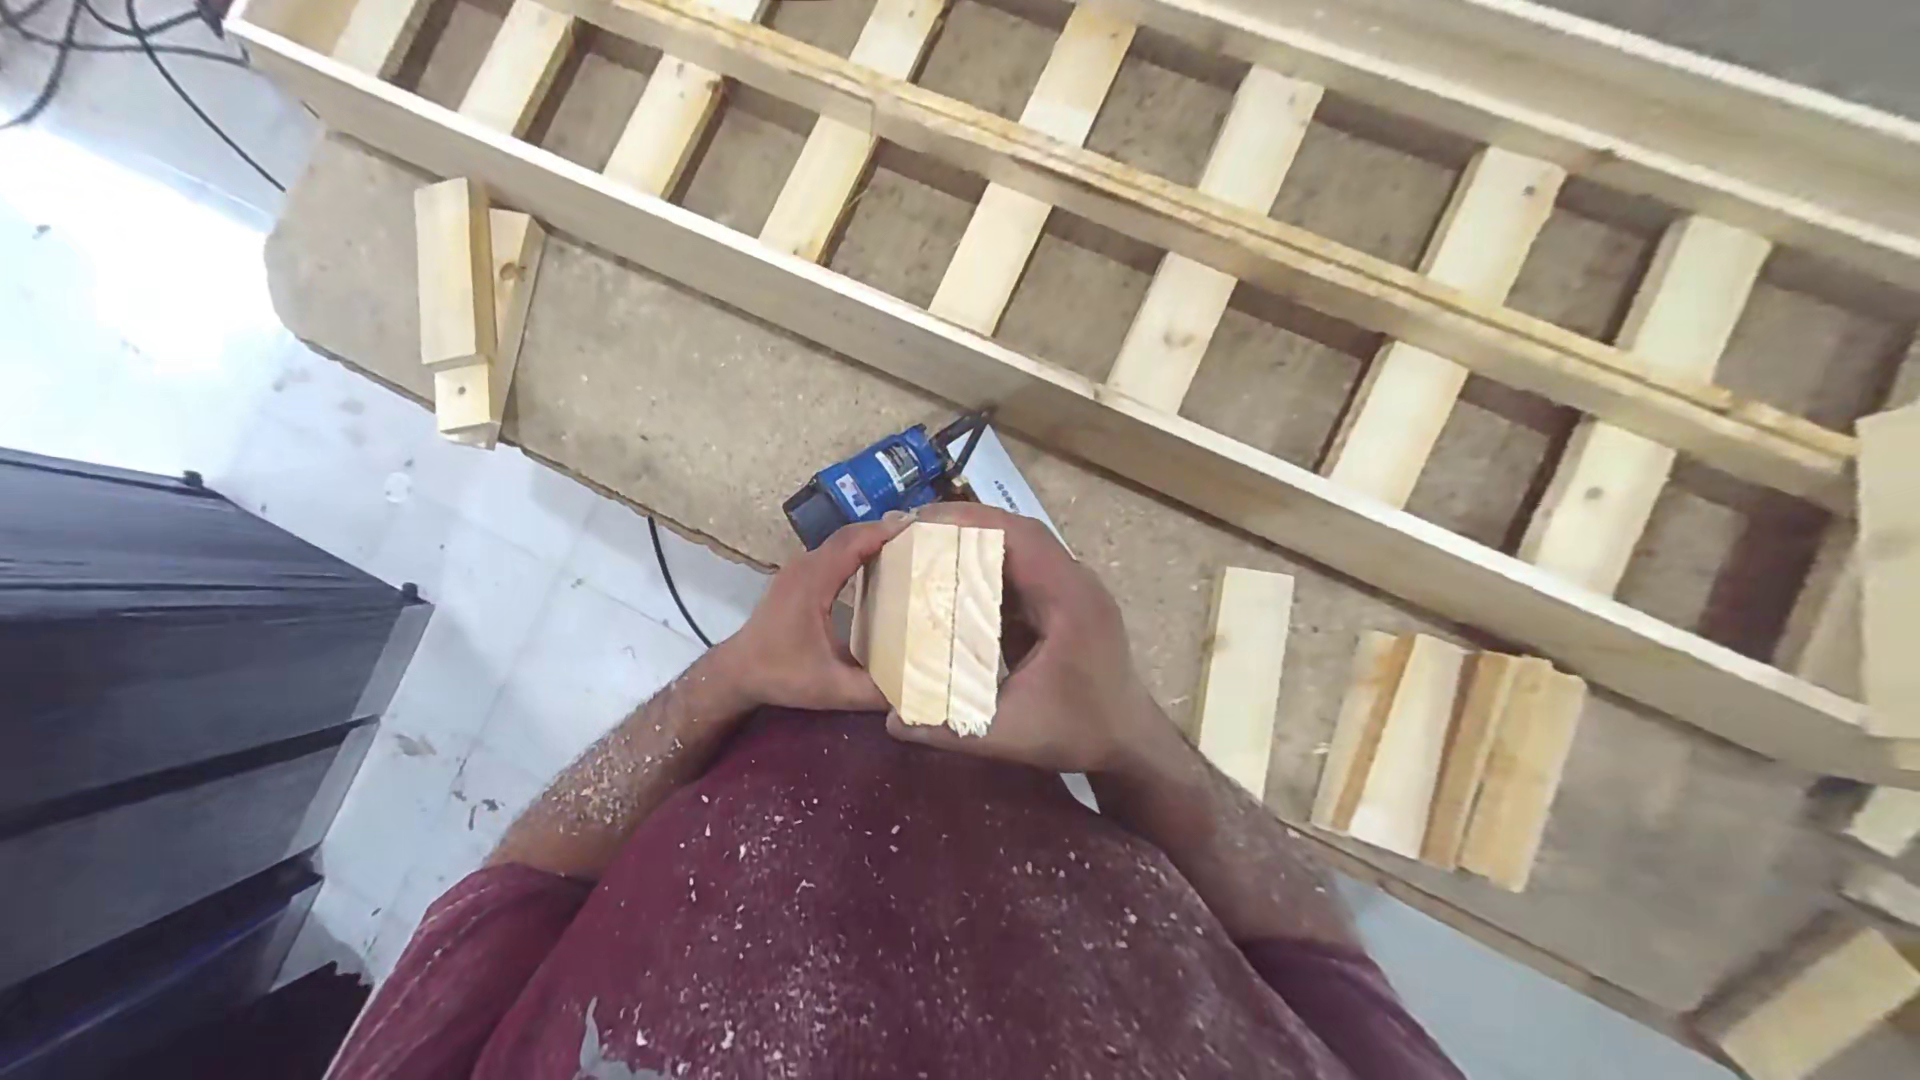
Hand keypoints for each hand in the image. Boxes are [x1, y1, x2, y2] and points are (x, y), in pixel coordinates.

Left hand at [706, 517, 909, 712]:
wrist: (738, 672)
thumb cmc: (781, 675)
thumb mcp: (832, 689)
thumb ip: (872, 691)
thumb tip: (913, 691)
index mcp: (813, 583)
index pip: (853, 543)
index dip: (885, 532)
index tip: (919, 529)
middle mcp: (806, 566)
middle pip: (851, 535)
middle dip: (887, 531)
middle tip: (924, 537)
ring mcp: (800, 568)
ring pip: (843, 541)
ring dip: (873, 539)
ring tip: (910, 546)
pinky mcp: (800, 575)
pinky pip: (835, 552)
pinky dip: (860, 549)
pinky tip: (880, 562)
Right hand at [883, 503, 1177, 774]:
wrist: (1128, 741)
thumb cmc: (1080, 732)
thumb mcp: (1013, 735)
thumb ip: (953, 730)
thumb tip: (894, 720)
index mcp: (1070, 600)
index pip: (1022, 537)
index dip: (971, 520)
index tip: (922, 520)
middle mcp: (1075, 583)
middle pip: (1019, 533)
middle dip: (966, 525)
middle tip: (913, 531)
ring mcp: (1072, 591)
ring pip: (1022, 548)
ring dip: (977, 543)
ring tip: (927, 547)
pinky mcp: (1064, 603)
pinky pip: (1024, 571)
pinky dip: (989, 568)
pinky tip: (957, 580)